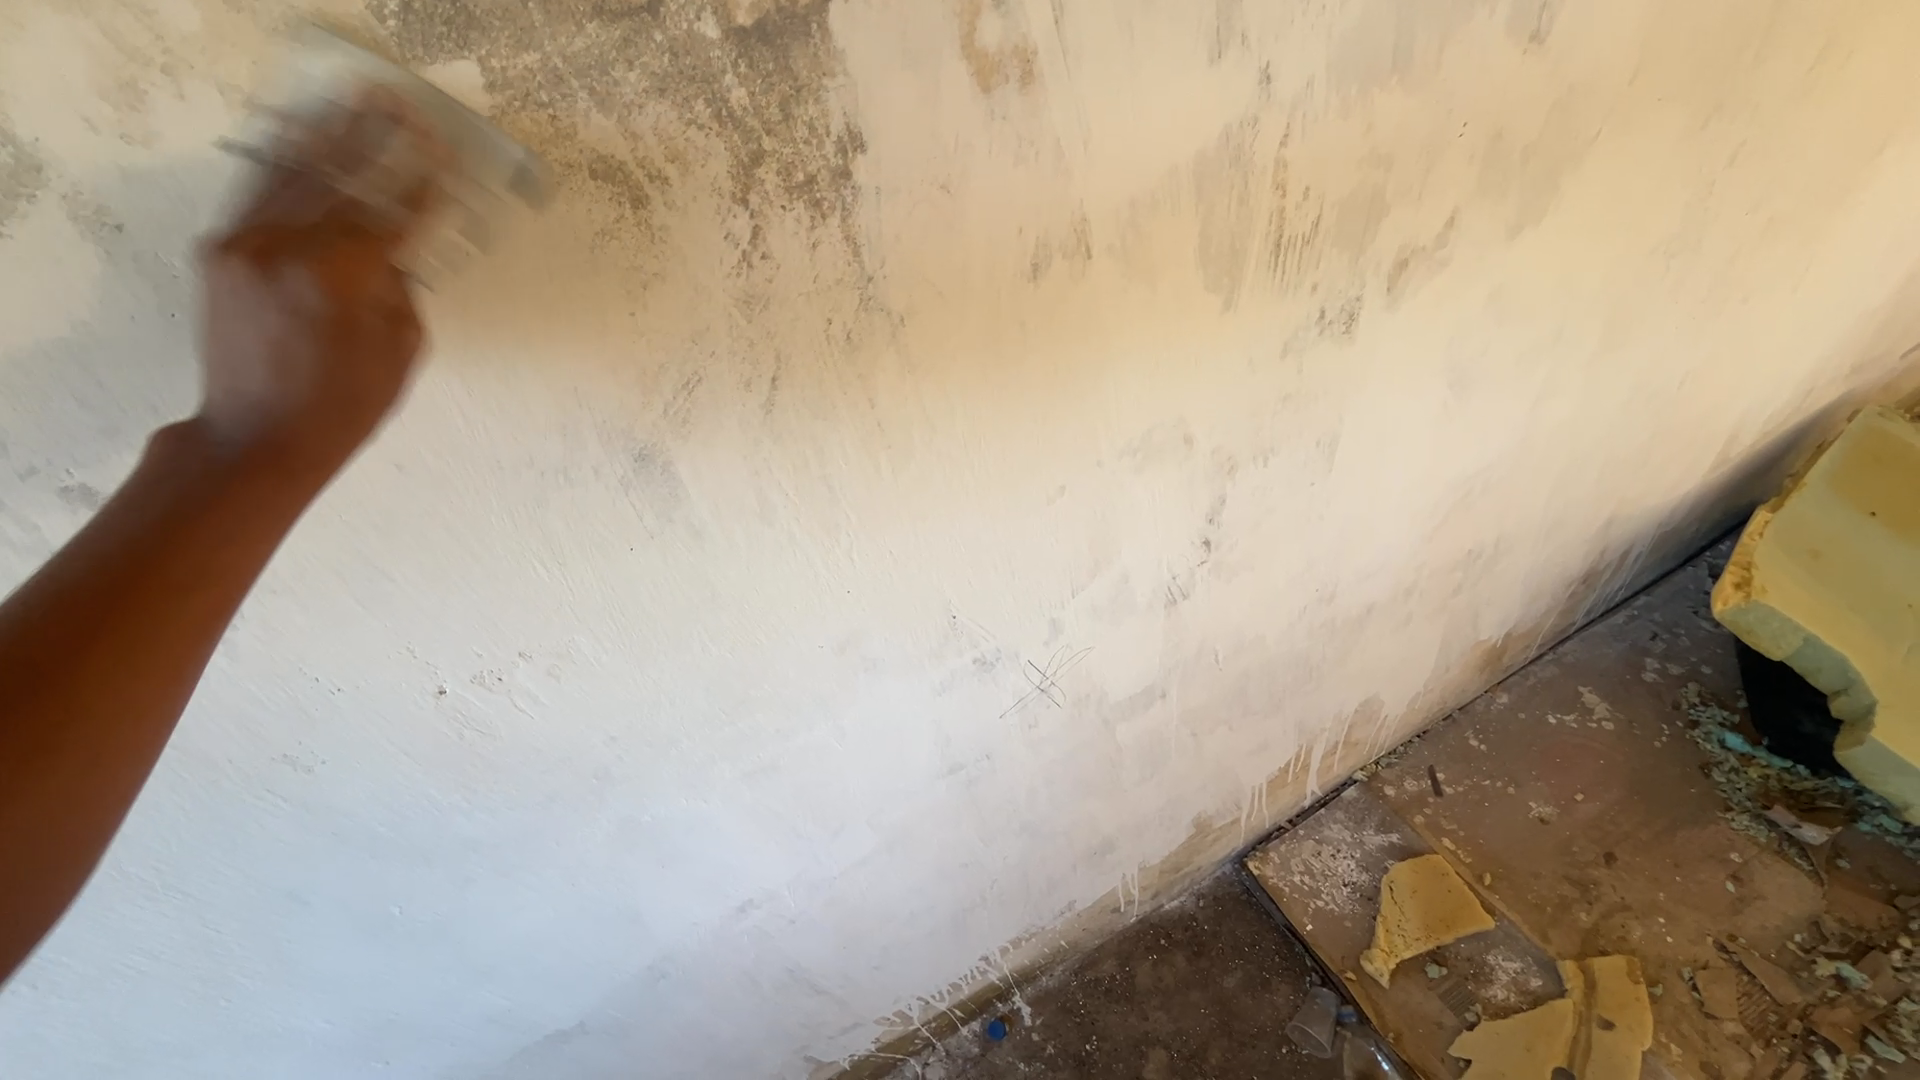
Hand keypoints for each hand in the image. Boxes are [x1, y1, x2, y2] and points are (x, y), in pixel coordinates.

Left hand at [196, 95, 444, 473]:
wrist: (258, 434)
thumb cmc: (346, 403)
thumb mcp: (401, 348)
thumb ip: (400, 288)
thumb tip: (393, 249)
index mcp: (341, 276)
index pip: (393, 214)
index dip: (423, 184)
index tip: (445, 158)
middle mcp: (284, 247)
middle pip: (340, 178)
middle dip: (376, 141)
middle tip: (402, 108)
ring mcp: (243, 243)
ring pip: (290, 173)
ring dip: (326, 135)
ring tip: (353, 102)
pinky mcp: (219, 250)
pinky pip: (256, 192)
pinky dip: (281, 161)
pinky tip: (301, 136)